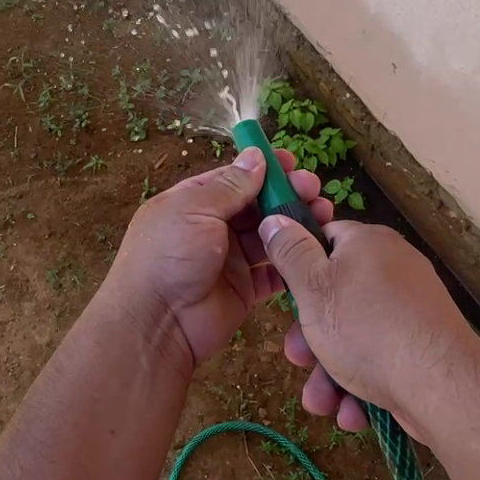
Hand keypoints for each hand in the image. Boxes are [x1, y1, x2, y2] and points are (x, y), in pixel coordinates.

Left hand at [102, 145, 331, 370]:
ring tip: (323, 214)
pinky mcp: (243, 289)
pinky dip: (292, 260)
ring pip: (269, 236)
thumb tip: (255, 157)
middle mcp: (211, 228)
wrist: (156, 323)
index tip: (292, 161)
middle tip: (314, 188)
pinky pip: (273, 271)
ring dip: (294, 224)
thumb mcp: (195, 210)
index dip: (263, 169)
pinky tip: (314, 249)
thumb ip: (230, 187)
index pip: (233, 179)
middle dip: (285, 194)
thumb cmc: (169, 255)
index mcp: (193, 202)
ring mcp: (228, 259)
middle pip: (256, 206)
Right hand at [258, 217, 473, 439]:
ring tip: (321, 401)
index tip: (285, 294)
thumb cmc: (367, 328)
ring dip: (329, 372)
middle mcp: (393, 269)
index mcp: (368, 243)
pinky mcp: (422, 347)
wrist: (441, 387)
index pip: (325, 238)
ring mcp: (411, 310)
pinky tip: (351, 412)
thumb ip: (290, 253)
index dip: (300, 265)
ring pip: (354, 336)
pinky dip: (361, 385)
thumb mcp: (313, 288)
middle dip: (310, 337)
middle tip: (298, 359)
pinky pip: (380, 358)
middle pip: (335, 296)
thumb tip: (274, 218)